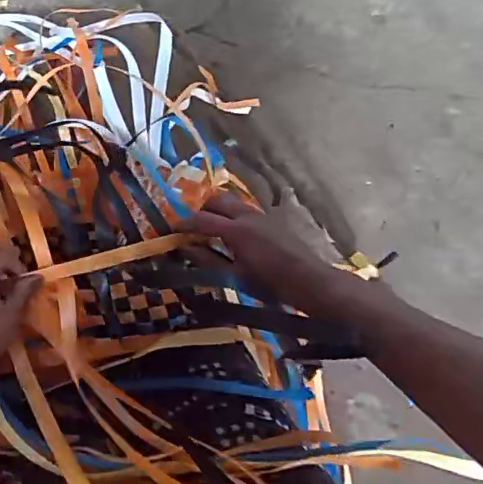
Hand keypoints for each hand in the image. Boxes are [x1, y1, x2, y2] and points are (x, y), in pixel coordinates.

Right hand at [184, 193, 355, 314]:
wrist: (310, 282)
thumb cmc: (269, 283)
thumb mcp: (233, 275)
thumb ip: (207, 259)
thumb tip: (184, 248)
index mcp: (236, 230)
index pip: (201, 219)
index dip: (184, 224)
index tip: (172, 231)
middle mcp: (248, 216)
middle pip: (217, 200)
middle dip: (201, 210)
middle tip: (191, 227)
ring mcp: (263, 215)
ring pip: (233, 203)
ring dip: (218, 211)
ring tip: (211, 230)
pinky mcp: (273, 220)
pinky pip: (246, 210)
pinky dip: (232, 216)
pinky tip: (233, 235)